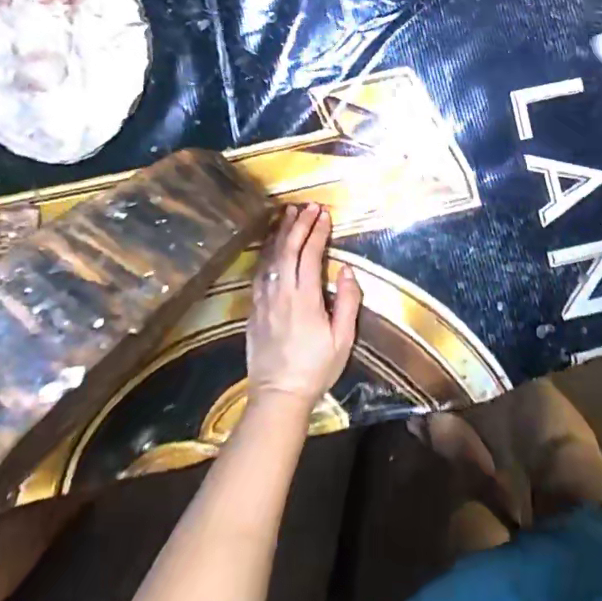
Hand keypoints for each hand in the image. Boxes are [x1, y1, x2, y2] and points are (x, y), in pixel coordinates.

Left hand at [247, 203, 359, 407]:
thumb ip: (347, 302)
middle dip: (299, 224)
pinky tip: (272, 244)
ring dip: (281, 232)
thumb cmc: (316, 368)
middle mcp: (281, 291)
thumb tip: (347, 270)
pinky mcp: (254, 307)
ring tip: (288, 213)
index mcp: (304, 297)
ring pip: (271, 256)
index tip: (324, 214)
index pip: (310, 254)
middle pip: (288, 248)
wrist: (278, 394)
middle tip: (308, 206)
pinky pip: (260, 270)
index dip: (317, 231)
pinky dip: (267, 251)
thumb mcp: (342, 340)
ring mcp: (264, 298)